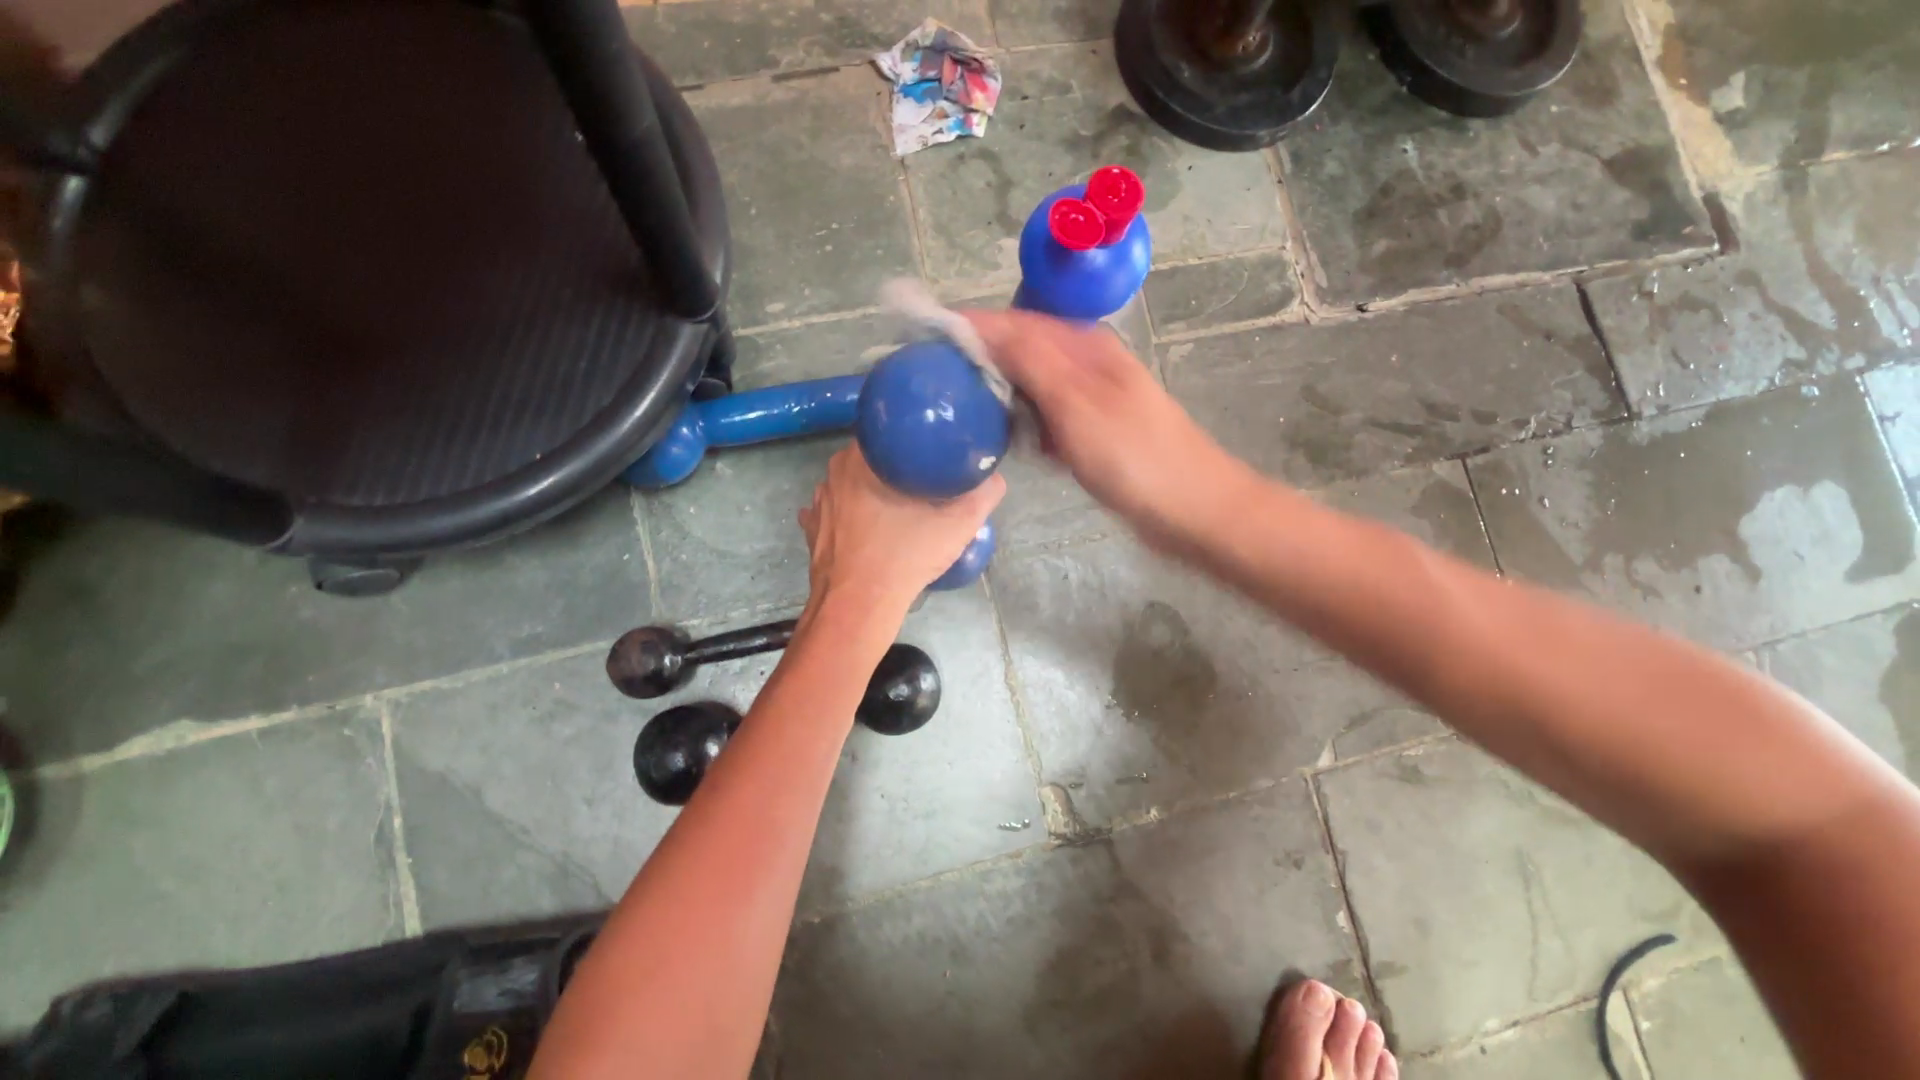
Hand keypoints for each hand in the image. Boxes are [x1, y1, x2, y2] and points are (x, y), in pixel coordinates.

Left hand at [798, 444, 1004, 611]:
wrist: (858, 607)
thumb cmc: (903, 557)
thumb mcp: (957, 525)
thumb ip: (983, 496)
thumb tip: (995, 478)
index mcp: (861, 460)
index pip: (887, 433)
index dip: (911, 441)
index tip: (930, 452)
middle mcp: (833, 474)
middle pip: (871, 460)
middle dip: (894, 468)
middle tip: (923, 483)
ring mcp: (819, 504)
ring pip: (851, 486)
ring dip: (871, 493)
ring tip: (898, 508)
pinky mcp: (812, 531)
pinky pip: (835, 513)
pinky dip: (851, 517)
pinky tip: (868, 528)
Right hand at [963, 309, 1257, 549]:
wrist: (1192, 510)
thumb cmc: (1134, 458)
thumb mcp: (1076, 404)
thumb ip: (1029, 360)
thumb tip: (978, 325)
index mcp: (1084, 344)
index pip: (1014, 321)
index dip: (970, 327)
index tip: (923, 338)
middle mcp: (1086, 363)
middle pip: (1020, 349)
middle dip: (981, 361)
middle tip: (936, 383)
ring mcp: (1090, 398)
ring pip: (1031, 385)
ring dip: (1003, 396)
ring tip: (964, 412)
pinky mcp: (1091, 432)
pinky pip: (1046, 418)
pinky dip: (1027, 426)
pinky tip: (1014, 443)